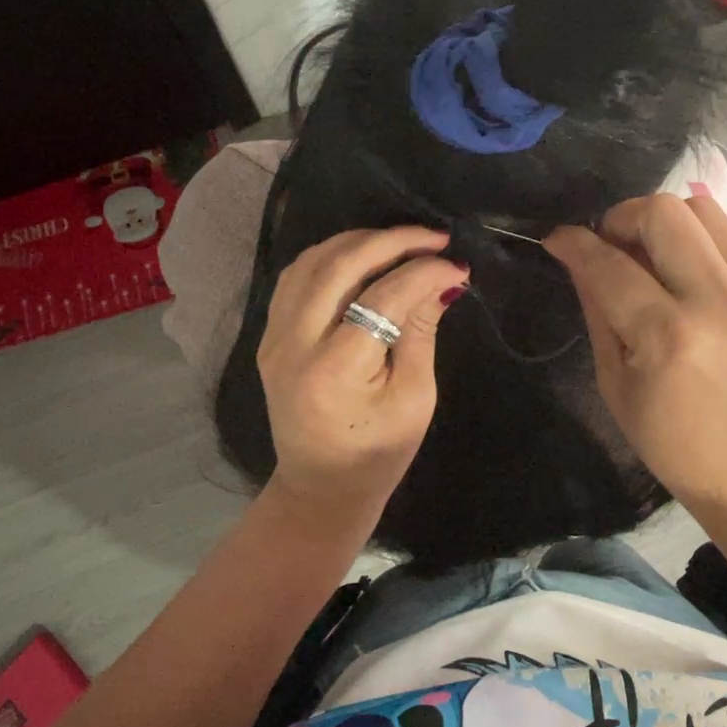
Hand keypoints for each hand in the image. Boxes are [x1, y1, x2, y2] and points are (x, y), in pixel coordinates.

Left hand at [257, 226, 467, 522]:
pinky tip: (361, 256)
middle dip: (392, 241)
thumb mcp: (415, 399)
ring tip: (402, 242)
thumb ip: (421, 332)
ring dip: (358, 242)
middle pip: (340, 265)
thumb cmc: (378, 454)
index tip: (458, 265)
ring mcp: (273, 337)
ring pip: (311, 261)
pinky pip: (296, 276)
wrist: (320, 489)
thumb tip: (443, 278)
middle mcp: (294, 344)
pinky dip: (330, 256)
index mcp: (335, 370)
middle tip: (434, 237)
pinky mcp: (269, 335)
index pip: (382, 297)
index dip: (423, 272)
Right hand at [544, 195, 726, 521]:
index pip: (609, 263)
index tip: (556, 240)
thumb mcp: (616, 386)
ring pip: (702, 210)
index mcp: (669, 337)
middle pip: (663, 212)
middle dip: (620, 217)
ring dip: (662, 221)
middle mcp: (718, 301)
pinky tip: (681, 277)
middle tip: (608, 246)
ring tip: (647, 255)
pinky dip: (694, 243)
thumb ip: (597, 311)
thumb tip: (576, 257)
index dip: (573, 243)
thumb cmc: (678, 449)